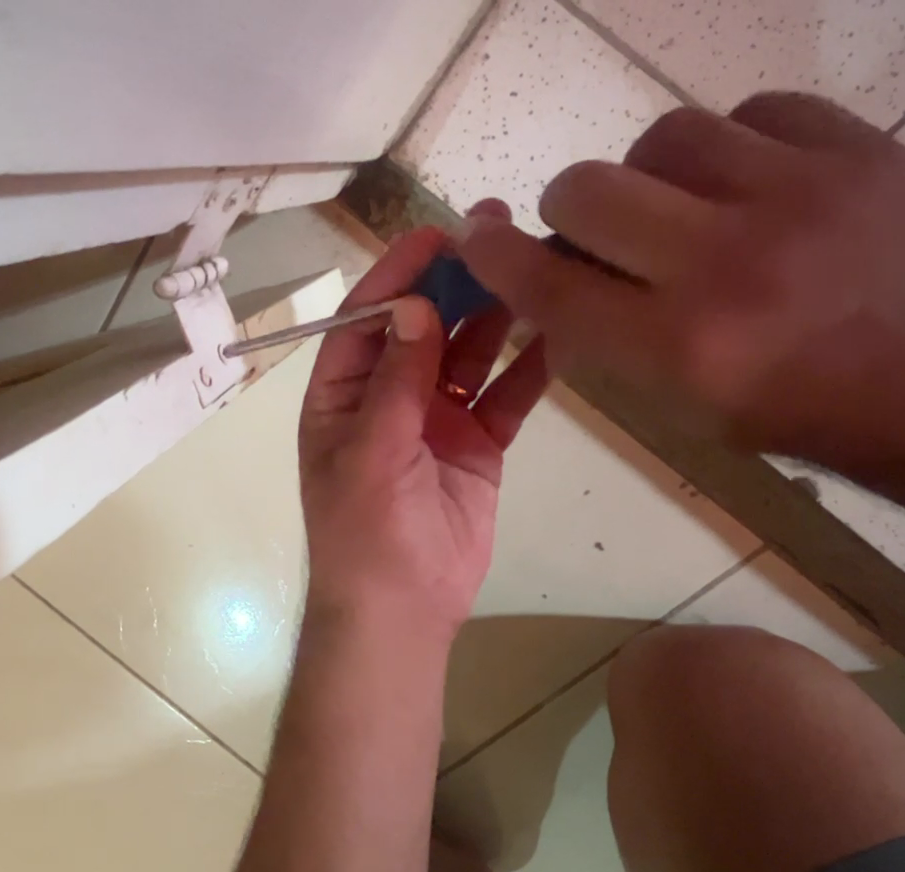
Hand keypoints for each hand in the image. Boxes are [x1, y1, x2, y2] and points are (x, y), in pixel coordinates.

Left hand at [298, 202, 549, 637]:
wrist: (401, 607)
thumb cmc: (364, 532)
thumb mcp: (369, 452)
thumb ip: (396, 382)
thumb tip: (418, 306)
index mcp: (342, 397)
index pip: (366, 322)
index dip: (397, 277)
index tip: (437, 234)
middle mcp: (388, 400)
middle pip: (423, 328)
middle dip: (455, 284)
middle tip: (499, 233)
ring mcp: (436, 421)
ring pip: (468, 355)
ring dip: (497, 315)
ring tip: (537, 267)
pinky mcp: (478, 446)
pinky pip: (505, 397)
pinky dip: (530, 369)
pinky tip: (562, 333)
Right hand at [453, 92, 904, 470]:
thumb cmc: (785, 408)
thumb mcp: (674, 400)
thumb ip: (602, 337)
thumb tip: (546, 277)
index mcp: (677, 345)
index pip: (550, 284)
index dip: (497, 256)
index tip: (476, 237)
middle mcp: (726, 264)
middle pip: (586, 190)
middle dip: (572, 210)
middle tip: (599, 230)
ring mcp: (798, 196)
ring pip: (663, 136)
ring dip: (649, 173)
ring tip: (682, 204)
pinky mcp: (858, 149)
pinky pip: (751, 112)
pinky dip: (731, 147)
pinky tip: (748, 184)